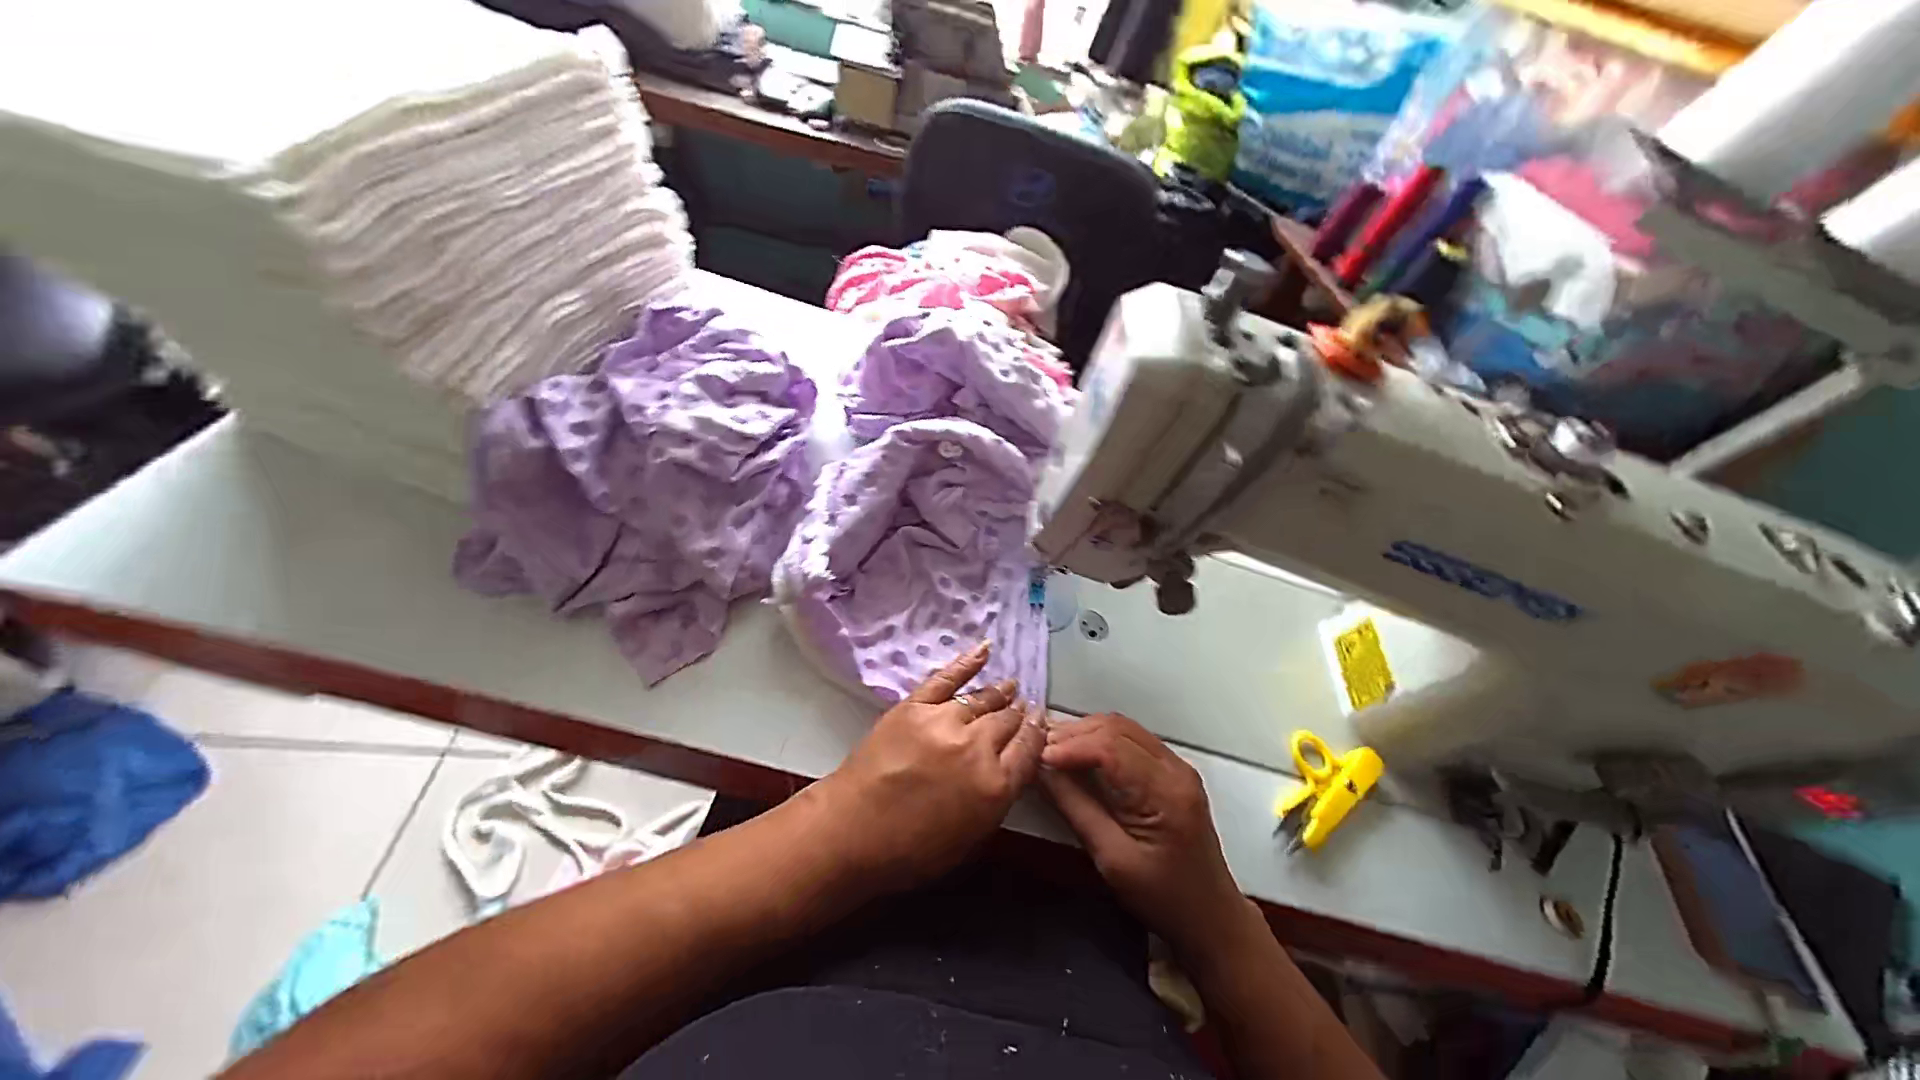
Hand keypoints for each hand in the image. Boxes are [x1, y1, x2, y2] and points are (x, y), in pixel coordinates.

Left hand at [807, 642, 1046, 894]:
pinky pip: (947, 679)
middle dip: (1018, 715)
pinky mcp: (915, 706)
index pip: (1029, 749)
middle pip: (1008, 721)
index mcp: (995, 785)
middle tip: (1024, 708)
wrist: (852, 831)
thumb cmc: (911, 850)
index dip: (1037, 733)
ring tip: (1010, 686)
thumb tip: (1008, 769)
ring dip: (1000, 693)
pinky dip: (967, 663)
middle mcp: (977, 747)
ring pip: (983, 700)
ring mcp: (944, 721)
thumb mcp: (971, 835)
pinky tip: (984, 651)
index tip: (1040, 722)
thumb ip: (996, 798)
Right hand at [1039, 713, 1250, 957]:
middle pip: (1116, 728)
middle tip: (1038, 750)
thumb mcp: (1111, 859)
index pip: (1111, 747)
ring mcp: (1176, 766)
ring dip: (1085, 735)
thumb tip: (1041, 770)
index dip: (1070, 747)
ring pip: (1122, 728)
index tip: (1038, 758)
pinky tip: (1077, 756)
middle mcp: (1175, 768)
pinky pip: (1130, 740)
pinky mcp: (1170, 771)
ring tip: (1051, 751)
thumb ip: (1076, 808)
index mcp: (1165, 792)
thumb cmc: (1162, 897)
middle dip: (1074, 735)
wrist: (1209, 917)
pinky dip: (1099, 742)